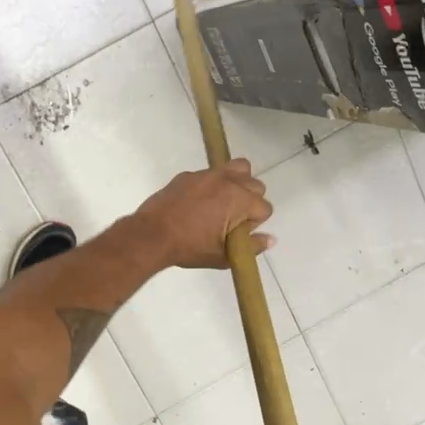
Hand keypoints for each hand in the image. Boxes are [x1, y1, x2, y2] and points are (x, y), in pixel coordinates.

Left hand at [130, 158, 272, 269]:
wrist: (152, 235)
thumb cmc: (190, 248)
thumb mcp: (223, 256)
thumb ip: (252, 247)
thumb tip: (271, 239)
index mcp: (240, 200)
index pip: (265, 208)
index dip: (254, 223)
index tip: (237, 234)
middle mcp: (229, 181)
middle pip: (256, 186)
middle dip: (249, 202)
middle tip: (231, 220)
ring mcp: (208, 174)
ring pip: (239, 168)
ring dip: (238, 183)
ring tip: (223, 202)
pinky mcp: (190, 174)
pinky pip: (212, 173)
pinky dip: (213, 184)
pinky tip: (198, 202)